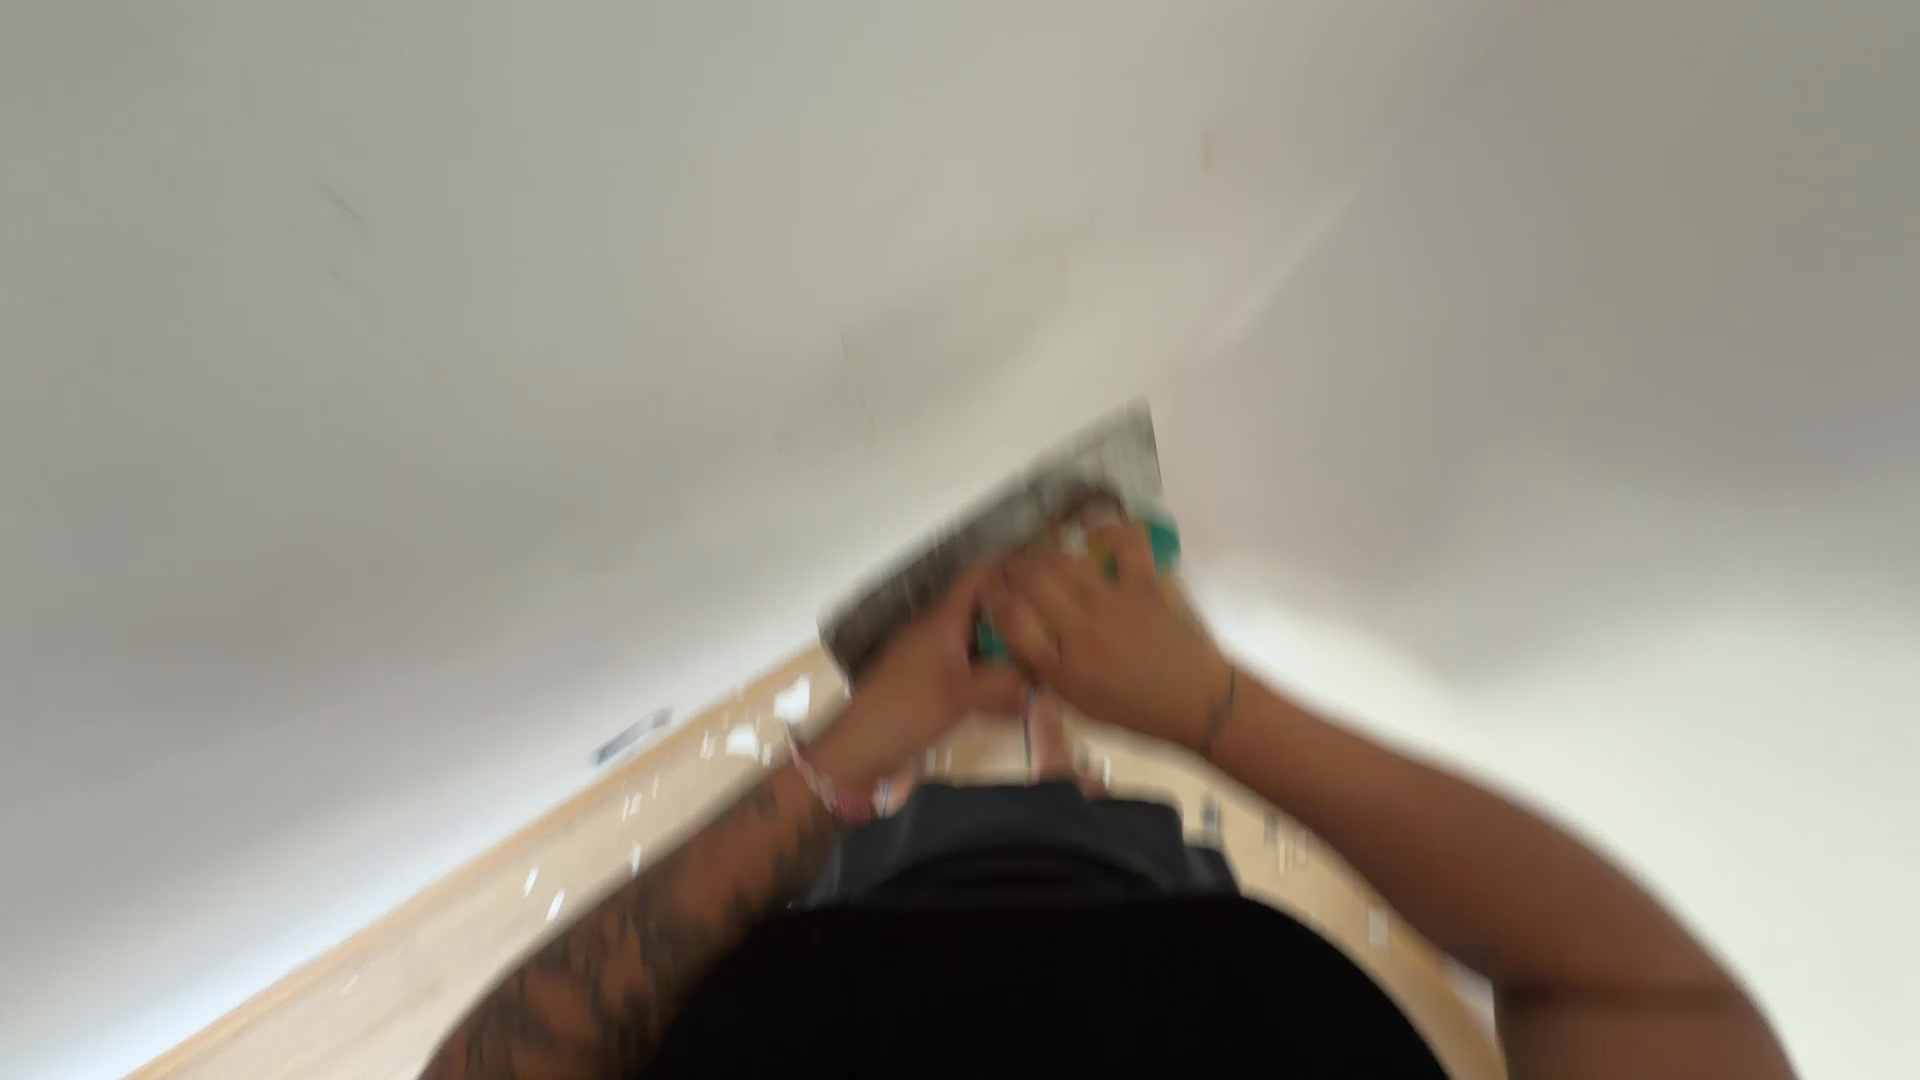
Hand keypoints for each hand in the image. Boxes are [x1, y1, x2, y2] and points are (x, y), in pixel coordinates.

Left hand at [809, 561, 1029, 786]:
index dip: (1009, 566)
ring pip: (979, 640)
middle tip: (1057, 622)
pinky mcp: (931, 682)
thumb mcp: (962, 696)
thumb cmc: (908, 711)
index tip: (1047, 568)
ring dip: (1007, 647)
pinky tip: (1016, 691)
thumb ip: (1006, 682)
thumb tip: (1045, 674)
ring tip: (1045, 655)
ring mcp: (933, 656)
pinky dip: (992, 672)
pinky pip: (970, 667)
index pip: (978, 577)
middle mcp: (938, 630)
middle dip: (1018, 613)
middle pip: (984, 609)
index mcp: (942, 621)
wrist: (858, 748)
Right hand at [987, 525, 1233, 752]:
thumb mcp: (1078, 702)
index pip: (1011, 619)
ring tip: (1037, 557)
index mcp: (1063, 666)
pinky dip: (1108, 529)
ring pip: (1063, 560)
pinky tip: (1092, 533)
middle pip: (1031, 580)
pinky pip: (1126, 543)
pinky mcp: (1145, 585)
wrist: (1197, 703)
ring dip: (1041, 553)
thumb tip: (1017, 633)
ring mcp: (1115, 602)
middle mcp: (1082, 629)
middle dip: (1010, 570)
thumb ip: (1044, 667)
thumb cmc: (1134, 709)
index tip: (988, 593)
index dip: (991, 599)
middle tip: (1009, 572)